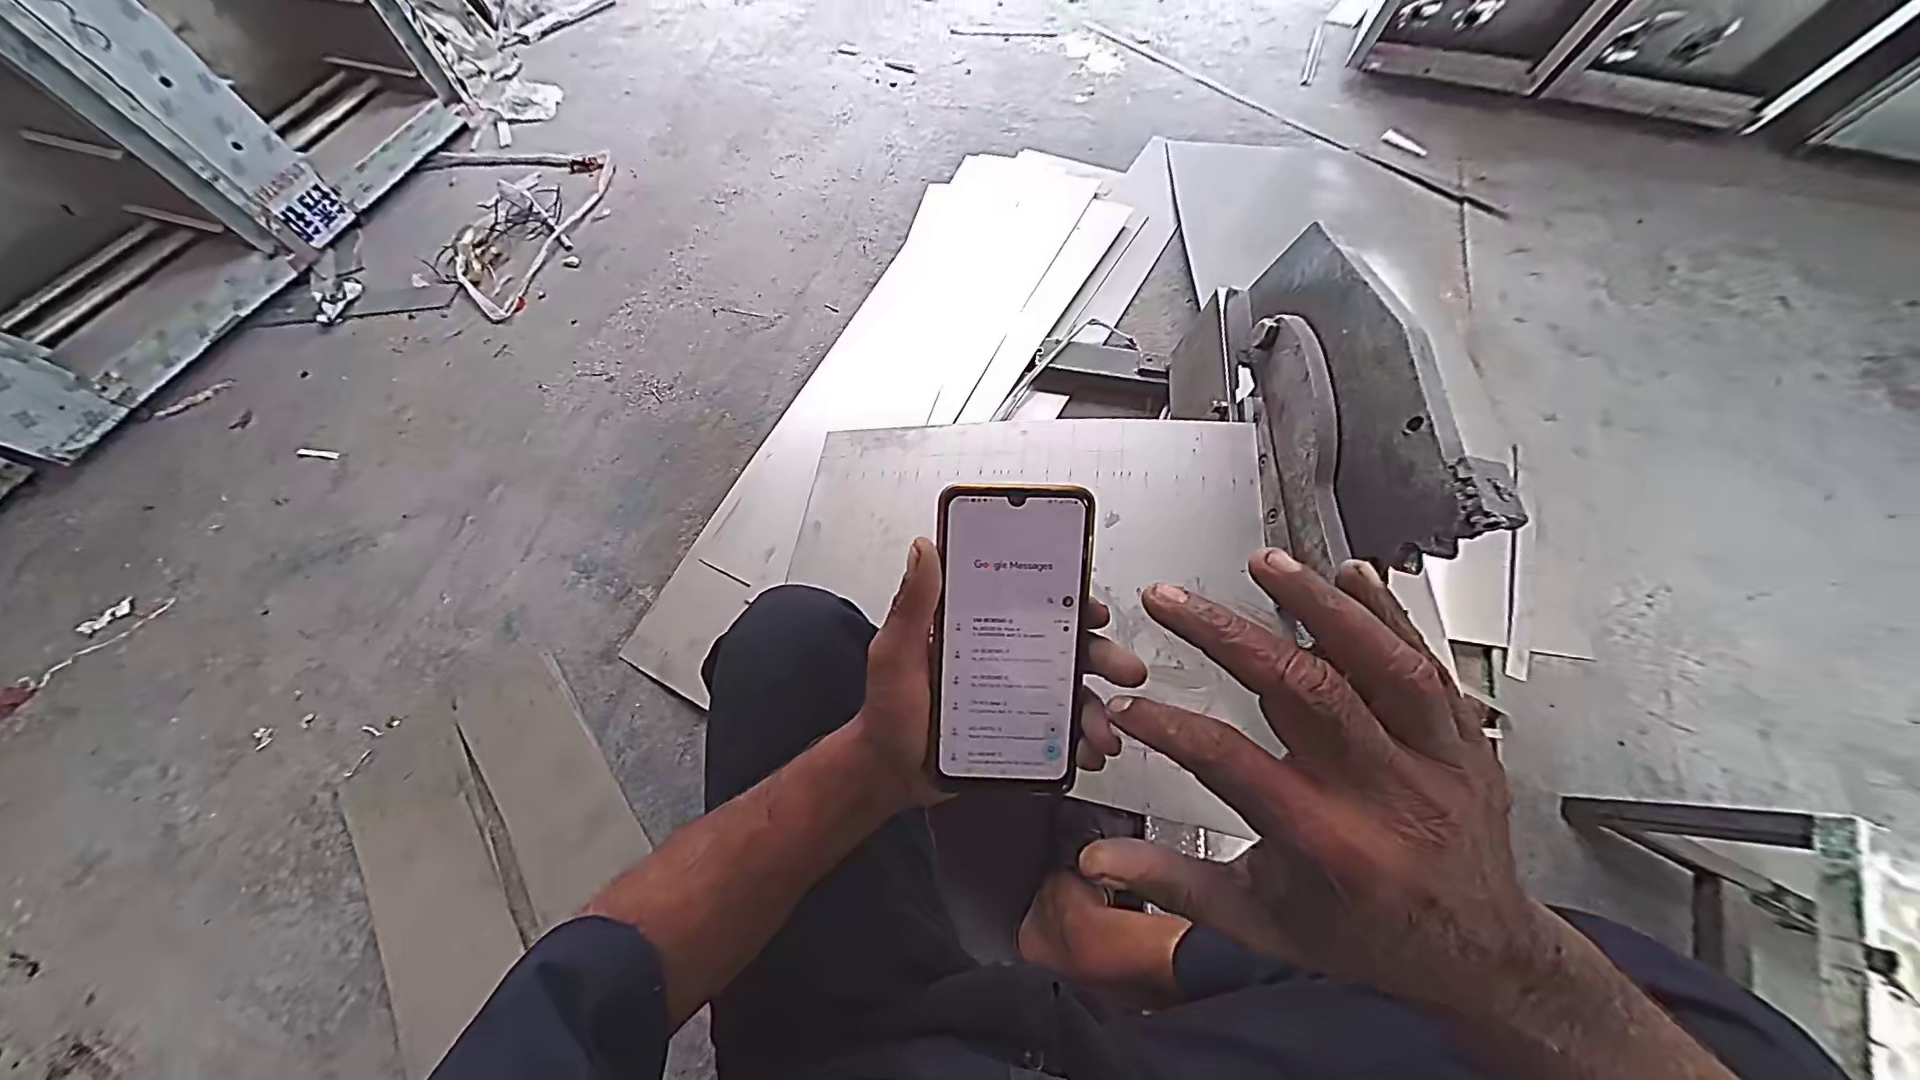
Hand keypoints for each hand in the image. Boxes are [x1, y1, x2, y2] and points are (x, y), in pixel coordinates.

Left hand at [851, 538, 1147, 807]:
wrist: (890, 773)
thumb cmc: (888, 710)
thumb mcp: (895, 652)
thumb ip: (912, 604)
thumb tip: (924, 549)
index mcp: (978, 627)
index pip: (1030, 602)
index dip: (1068, 599)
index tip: (1092, 607)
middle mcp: (1003, 654)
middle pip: (1065, 645)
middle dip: (1102, 655)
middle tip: (1123, 669)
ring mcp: (1015, 693)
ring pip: (1071, 691)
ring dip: (1097, 707)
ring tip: (1104, 732)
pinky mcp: (1020, 729)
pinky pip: (1060, 731)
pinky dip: (1080, 740)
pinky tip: (1086, 751)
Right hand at [1078, 549, 1554, 1011]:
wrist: (1483, 957)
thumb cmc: (1369, 937)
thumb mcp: (1262, 923)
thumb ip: (1177, 884)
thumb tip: (1104, 861)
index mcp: (1327, 841)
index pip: (1230, 763)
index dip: (1166, 727)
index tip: (1129, 706)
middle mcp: (1384, 793)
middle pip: (1301, 690)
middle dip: (1223, 635)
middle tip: (1170, 601)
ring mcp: (1433, 759)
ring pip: (1378, 663)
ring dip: (1315, 604)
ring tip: (1264, 564)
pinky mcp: (1463, 738)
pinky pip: (1430, 664)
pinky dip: (1388, 612)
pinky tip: (1353, 574)